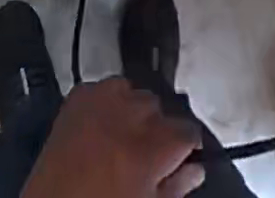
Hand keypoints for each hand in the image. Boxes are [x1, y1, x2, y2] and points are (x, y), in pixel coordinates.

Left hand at [20, 77, 204, 197]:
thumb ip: (176, 188)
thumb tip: (195, 169)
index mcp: (149, 148)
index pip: (188, 129)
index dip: (189, 146)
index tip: (184, 155)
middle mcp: (129, 114)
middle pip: (160, 107)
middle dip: (157, 128)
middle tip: (145, 153)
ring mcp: (102, 98)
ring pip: (134, 92)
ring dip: (133, 111)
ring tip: (121, 137)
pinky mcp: (79, 94)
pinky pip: (105, 88)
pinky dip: (108, 103)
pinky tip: (100, 127)